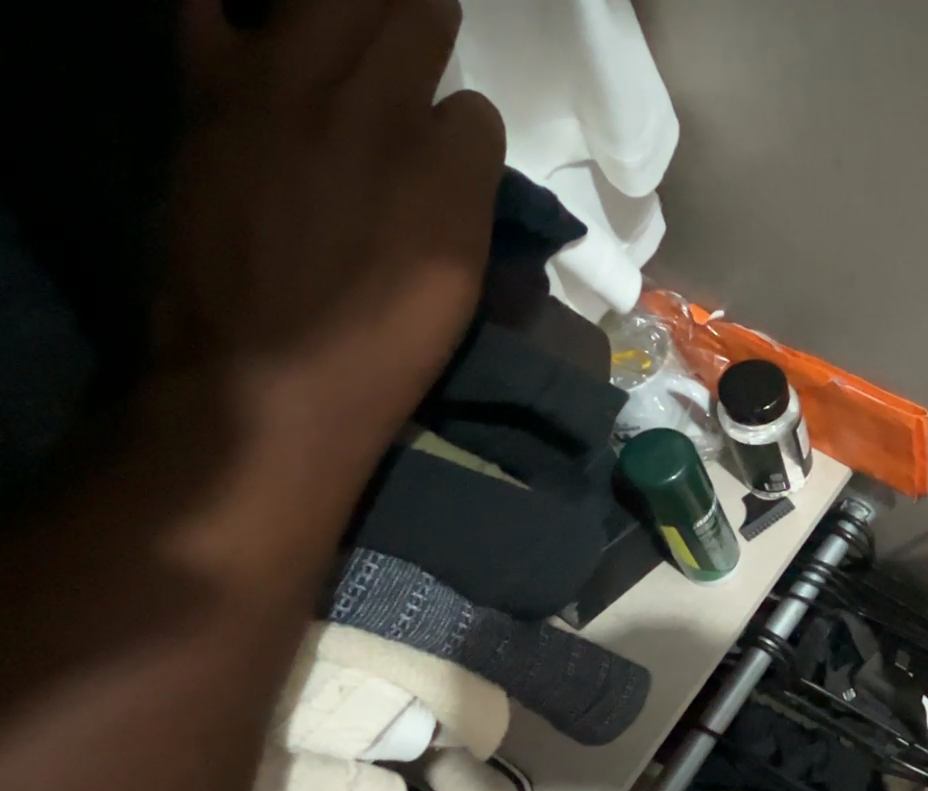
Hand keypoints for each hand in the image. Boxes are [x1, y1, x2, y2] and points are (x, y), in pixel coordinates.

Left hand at [160, 0, 503, 457]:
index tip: (464, 140)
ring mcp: (281, 99)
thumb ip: (468, 201)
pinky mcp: (212, 106)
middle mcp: (369, 113)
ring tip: (371, 7)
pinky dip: (233, 9)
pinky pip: (209, 19)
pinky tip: (247, 14)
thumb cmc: (392, 339)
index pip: (474, 110)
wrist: (272, 373)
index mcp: (443, 166)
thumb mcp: (464, 280)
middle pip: (407, 26)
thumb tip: (461, 152)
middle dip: (425, 19)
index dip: (472, 122)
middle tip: (431, 15)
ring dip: (355, 3)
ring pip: (324, 6)